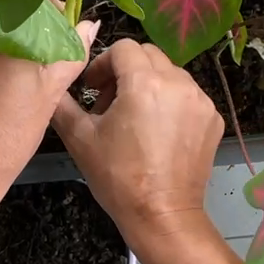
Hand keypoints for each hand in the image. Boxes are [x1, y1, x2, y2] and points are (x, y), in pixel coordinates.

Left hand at [0, 24, 92, 191]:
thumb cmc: (7, 136)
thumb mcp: (49, 94)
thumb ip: (71, 55)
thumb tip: (90, 25)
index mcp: (7, 29)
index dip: (56, 10)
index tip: (66, 31)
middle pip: (12, 7)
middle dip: (33, 23)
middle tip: (47, 51)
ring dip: (12, 35)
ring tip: (26, 62)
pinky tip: (3, 70)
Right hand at [49, 39, 222, 246]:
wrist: (161, 215)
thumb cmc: (118, 178)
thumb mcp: (80, 139)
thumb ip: (61, 104)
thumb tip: (51, 85)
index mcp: (144, 83)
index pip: (122, 48)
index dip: (102, 64)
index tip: (93, 87)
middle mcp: (177, 83)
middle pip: (148, 56)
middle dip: (126, 71)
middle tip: (109, 102)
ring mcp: (200, 101)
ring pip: (170, 74)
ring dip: (149, 85)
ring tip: (133, 118)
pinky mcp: (212, 119)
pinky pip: (188, 96)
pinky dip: (170, 104)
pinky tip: (157, 132)